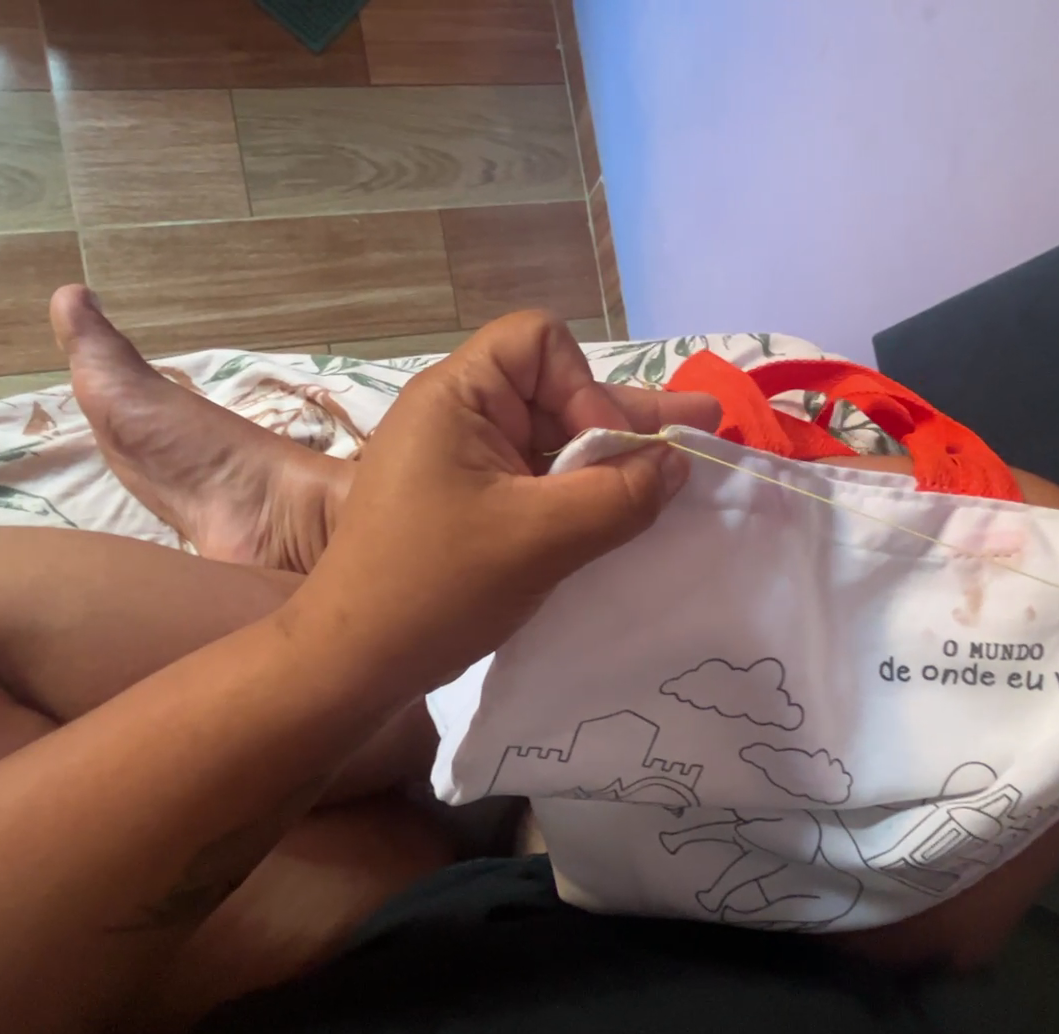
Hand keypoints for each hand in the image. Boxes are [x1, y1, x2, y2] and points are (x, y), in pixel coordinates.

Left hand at [286, 311, 719, 698]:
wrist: (355, 664)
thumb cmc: (437, 588)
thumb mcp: (541, 538)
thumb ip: (619, 495)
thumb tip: (676, 463)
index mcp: (457, 398)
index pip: (539, 344)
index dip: (585, 388)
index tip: (603, 451)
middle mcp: (459, 419)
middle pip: (555, 395)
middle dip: (627, 418)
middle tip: (703, 427)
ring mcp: (464, 465)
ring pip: (552, 445)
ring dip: (611, 460)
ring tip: (683, 469)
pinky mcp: (470, 507)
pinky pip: (537, 484)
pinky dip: (581, 495)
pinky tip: (627, 512)